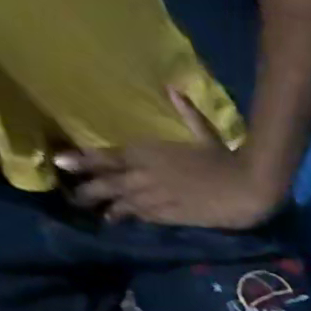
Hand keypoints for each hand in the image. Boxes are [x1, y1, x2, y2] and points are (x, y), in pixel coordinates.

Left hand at [56, 88, 288, 228]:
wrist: (249, 190)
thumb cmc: (230, 162)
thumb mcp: (209, 137)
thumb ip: (190, 116)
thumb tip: (175, 90)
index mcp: (149, 153)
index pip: (107, 157)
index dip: (83, 160)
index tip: (61, 162)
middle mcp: (146, 175)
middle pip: (109, 183)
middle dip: (90, 189)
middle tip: (75, 197)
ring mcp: (159, 197)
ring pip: (124, 202)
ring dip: (109, 208)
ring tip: (98, 213)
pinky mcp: (176, 216)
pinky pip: (147, 216)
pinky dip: (135, 217)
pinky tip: (126, 220)